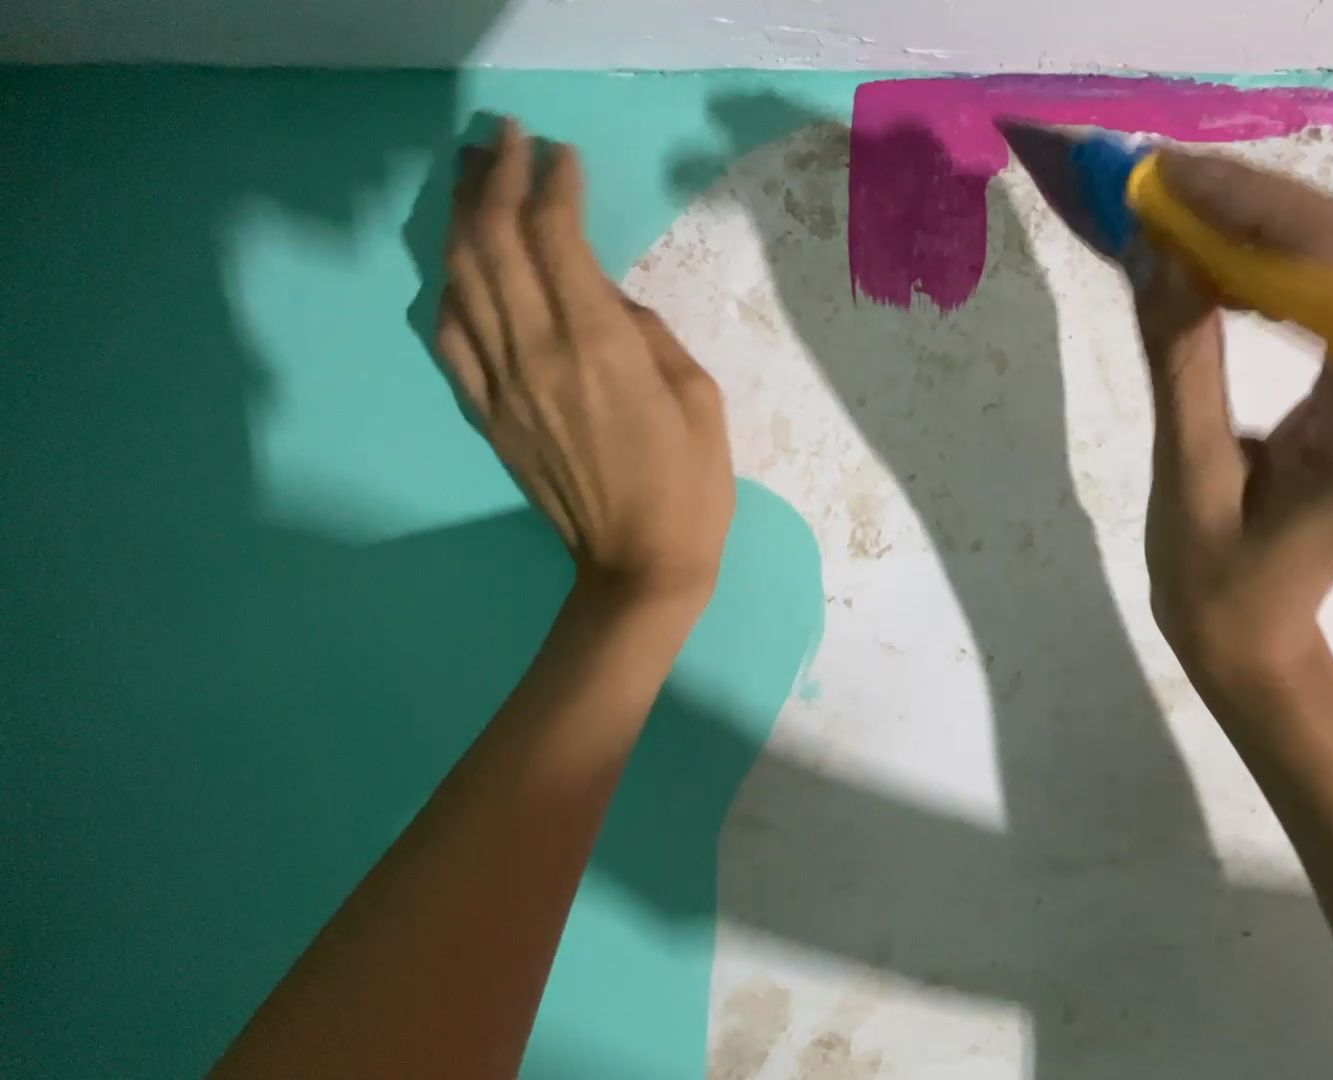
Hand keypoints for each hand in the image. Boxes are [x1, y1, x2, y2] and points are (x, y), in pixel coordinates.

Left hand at [437, 119, 733, 613]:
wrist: (639, 564)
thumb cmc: (690, 485)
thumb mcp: (701, 400)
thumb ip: (653, 336)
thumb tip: (611, 302)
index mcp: (600, 346)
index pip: (558, 238)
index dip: (554, 185)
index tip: (562, 155)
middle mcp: (538, 352)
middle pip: (495, 241)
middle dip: (497, 178)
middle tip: (508, 141)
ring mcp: (502, 384)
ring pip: (462, 278)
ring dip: (464, 218)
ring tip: (476, 179)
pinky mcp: (489, 414)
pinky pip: (450, 338)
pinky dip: (450, 289)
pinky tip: (460, 267)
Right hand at [1134, 149, 1332, 708]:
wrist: (1261, 636)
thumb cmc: (1214, 583)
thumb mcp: (1185, 478)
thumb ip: (1180, 360)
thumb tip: (1153, 246)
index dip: (1264, 209)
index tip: (1172, 187)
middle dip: (1278, 207)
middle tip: (1176, 212)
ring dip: (1290, 225)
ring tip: (1198, 241)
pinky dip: (1304, 257)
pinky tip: (1240, 278)